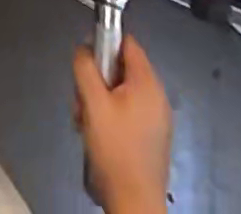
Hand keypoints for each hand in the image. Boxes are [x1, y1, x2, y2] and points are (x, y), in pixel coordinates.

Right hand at [74, 38, 171, 213]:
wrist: (134, 201)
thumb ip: (85, 67)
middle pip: (121, 67)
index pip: (127, 42)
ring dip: (99, 98)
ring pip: (121, 90)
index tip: (86, 58)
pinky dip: (109, 113)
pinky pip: (127, 109)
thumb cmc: (114, 148)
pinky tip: (97, 132)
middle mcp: (157, 96)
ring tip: (87, 119)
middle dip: (97, 77)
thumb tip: (84, 48)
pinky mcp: (151, 135)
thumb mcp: (92, 101)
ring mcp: (156, 117)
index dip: (104, 42)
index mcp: (147, 83)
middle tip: (83, 96)